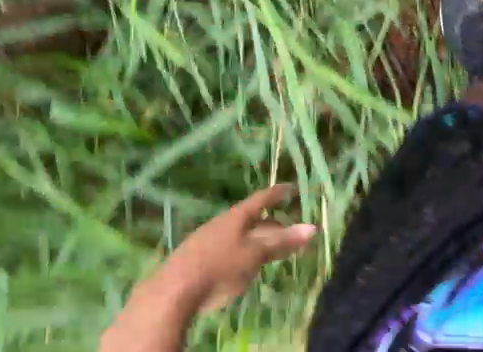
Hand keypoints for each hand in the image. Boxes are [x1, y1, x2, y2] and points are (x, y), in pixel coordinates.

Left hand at [134, 185, 315, 315]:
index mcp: (237, 216)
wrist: (170, 294)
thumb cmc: (218, 267)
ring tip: (267, 250)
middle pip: (251, 218)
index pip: (263, 197)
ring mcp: (205, 240)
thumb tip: (313, 228)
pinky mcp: (195, 259)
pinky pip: (225, 248)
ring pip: (237, 235)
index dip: (279, 192)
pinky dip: (239, 252)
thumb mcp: (254, 255)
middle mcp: (221, 223)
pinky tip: (240, 266)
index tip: (293, 188)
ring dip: (254, 240)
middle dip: (271, 223)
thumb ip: (282, 242)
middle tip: (288, 229)